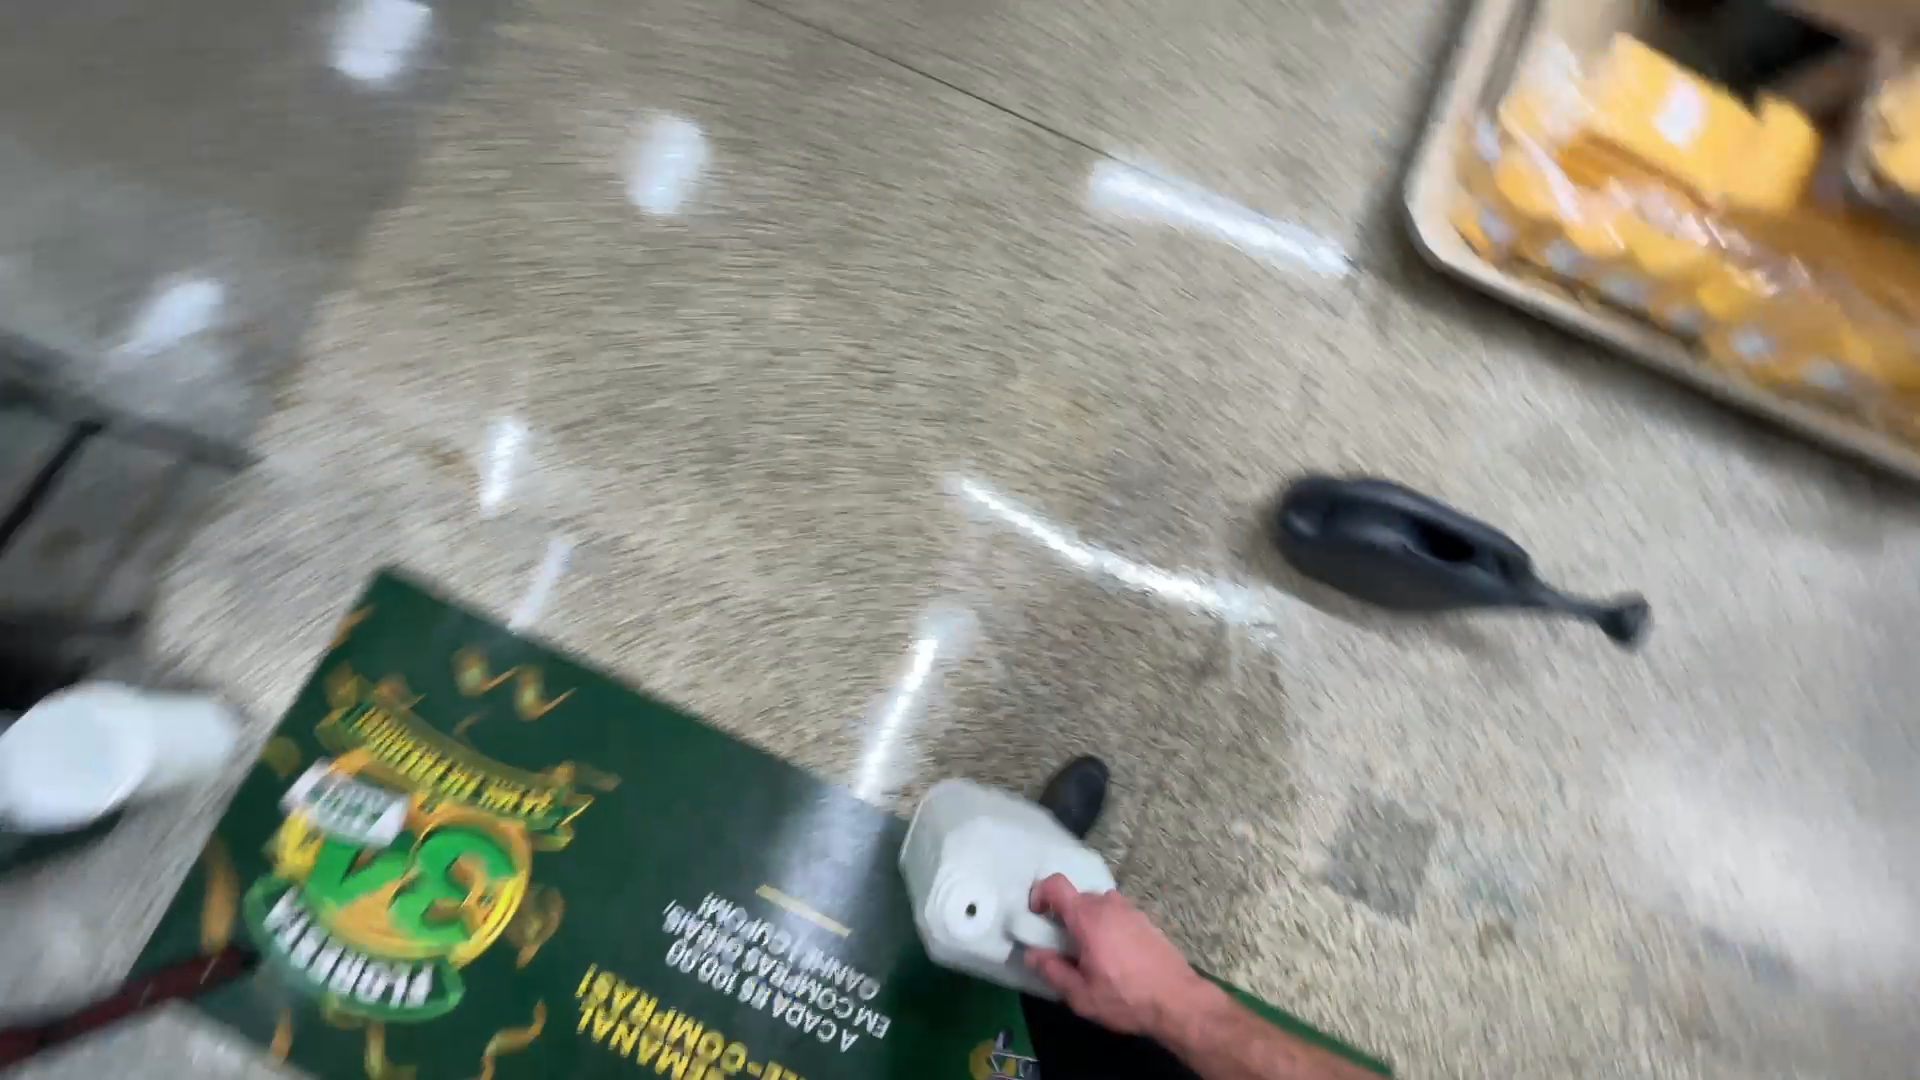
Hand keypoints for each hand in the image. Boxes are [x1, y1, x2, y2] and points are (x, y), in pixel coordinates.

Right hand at [1023, 874, 1209, 1037]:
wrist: (1178, 1000)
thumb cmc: (1126, 998)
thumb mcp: (1082, 995)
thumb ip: (1053, 971)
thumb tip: (1032, 953)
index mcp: (1087, 917)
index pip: (1055, 883)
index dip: (1040, 892)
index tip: (1037, 916)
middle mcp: (1106, 903)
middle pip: (1076, 898)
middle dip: (1065, 918)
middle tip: (1066, 948)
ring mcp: (1128, 908)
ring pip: (1097, 906)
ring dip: (1088, 923)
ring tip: (1093, 955)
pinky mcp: (1143, 918)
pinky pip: (1115, 914)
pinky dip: (1108, 927)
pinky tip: (1117, 956)